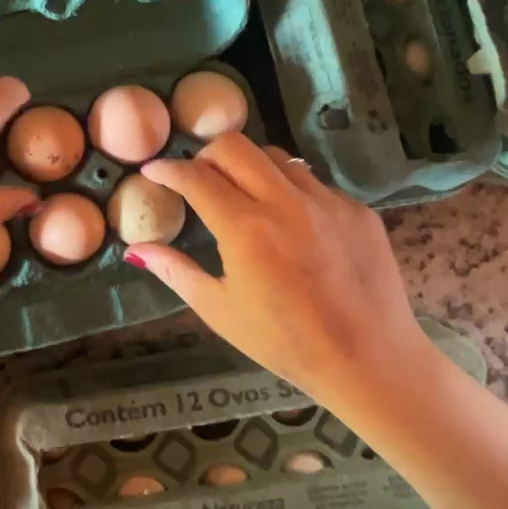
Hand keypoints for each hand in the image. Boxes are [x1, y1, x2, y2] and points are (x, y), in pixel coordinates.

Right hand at [129, 133, 441, 406]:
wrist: (371, 362)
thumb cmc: (285, 343)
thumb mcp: (220, 310)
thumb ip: (175, 271)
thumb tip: (135, 249)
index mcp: (245, 230)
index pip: (195, 177)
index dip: (167, 169)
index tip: (153, 170)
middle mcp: (285, 203)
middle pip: (234, 146)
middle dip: (206, 155)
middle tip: (198, 177)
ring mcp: (327, 202)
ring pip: (275, 157)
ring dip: (249, 167)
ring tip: (243, 194)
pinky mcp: (357, 210)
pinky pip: (313, 182)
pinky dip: (290, 191)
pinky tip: (290, 223)